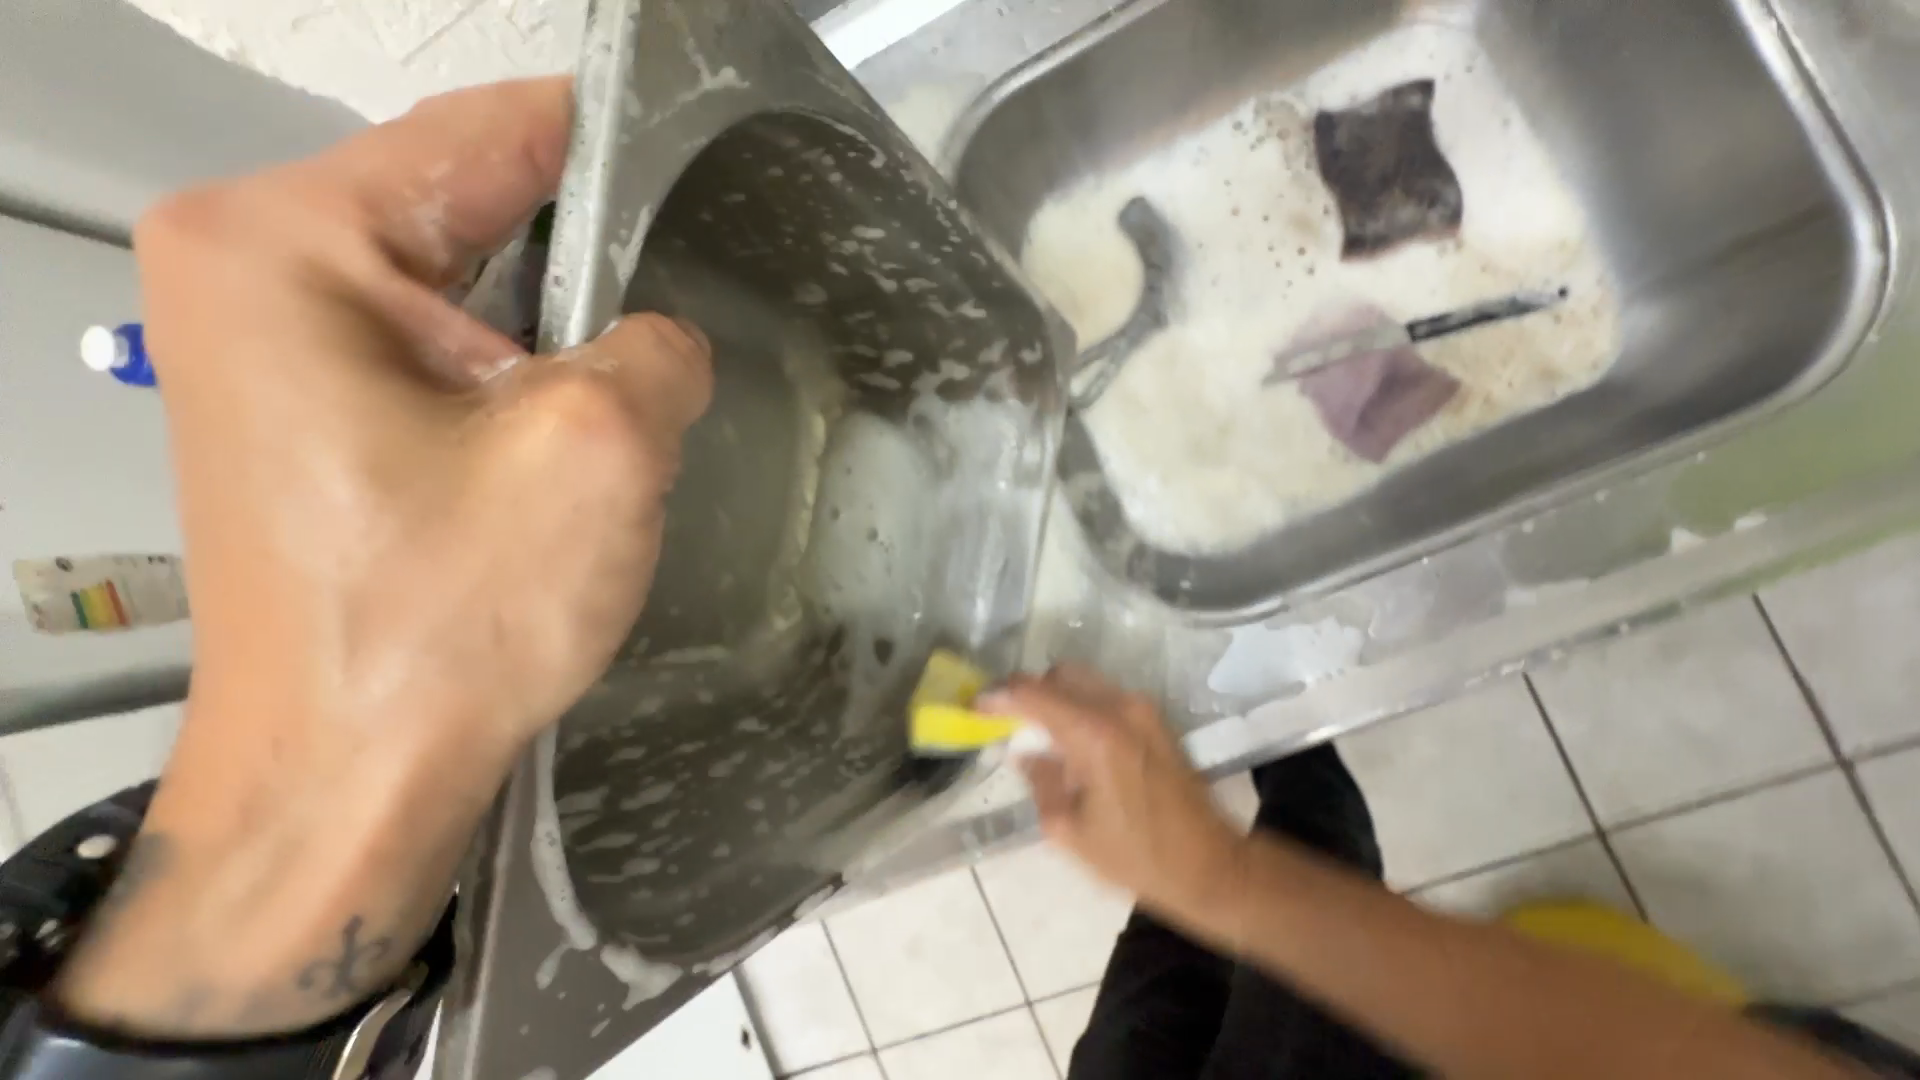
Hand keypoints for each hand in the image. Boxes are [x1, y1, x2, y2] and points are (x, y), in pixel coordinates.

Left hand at [146, 77, 710, 759]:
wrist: (354, 774)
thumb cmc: (448, 619)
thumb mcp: (597, 450)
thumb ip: (660, 352)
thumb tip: (669, 343)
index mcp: (291, 246)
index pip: (482, 135)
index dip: (607, 142)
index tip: (701, 156)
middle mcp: (262, 278)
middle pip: (474, 214)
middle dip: (594, 257)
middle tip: (695, 294)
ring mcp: (285, 354)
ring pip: (476, 296)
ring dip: (571, 332)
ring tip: (652, 375)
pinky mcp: (326, 420)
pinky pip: (457, 359)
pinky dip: (534, 378)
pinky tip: (591, 426)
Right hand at [982, 666, 1247, 920]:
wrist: (1210, 865)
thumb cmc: (1135, 856)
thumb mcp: (1069, 830)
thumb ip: (1040, 781)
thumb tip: (1024, 752)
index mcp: (1094, 736)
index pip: (1034, 694)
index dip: (1000, 696)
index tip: (976, 706)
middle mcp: (1120, 709)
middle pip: (1059, 675)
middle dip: (1028, 691)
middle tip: (1008, 720)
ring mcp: (1143, 709)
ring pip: (1084, 680)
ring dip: (1056, 696)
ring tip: (1039, 731)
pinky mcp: (1156, 718)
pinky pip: (1105, 695)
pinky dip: (1080, 704)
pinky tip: (1073, 739)